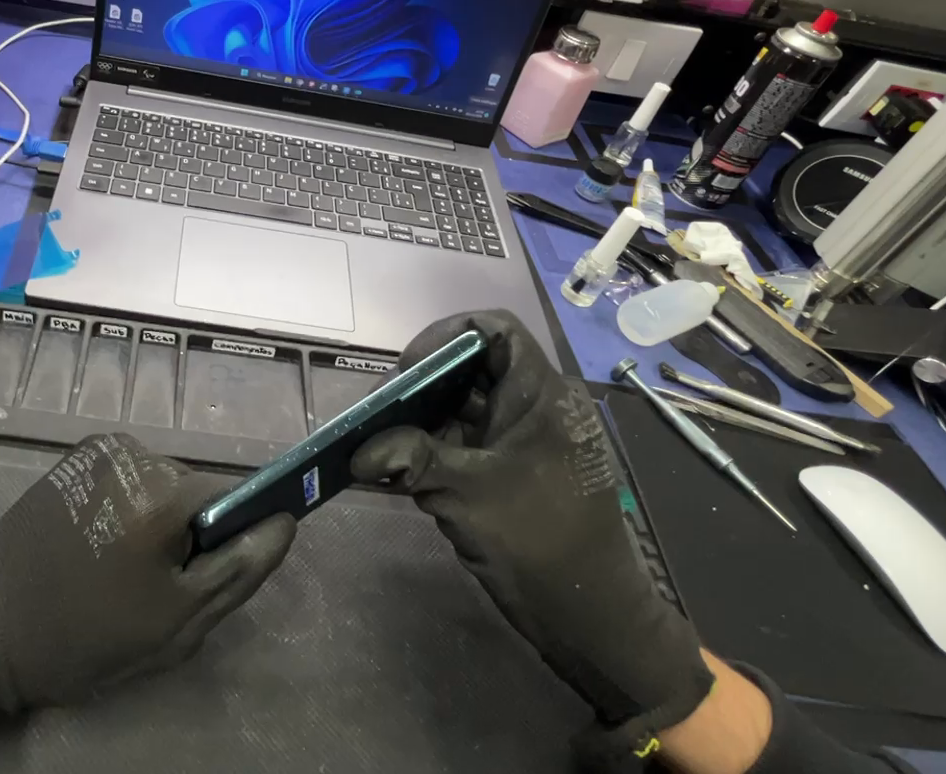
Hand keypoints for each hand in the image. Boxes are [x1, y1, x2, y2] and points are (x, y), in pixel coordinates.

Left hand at [0, 433, 295, 714]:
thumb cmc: (91, 634)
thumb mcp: (180, 620)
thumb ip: (242, 566)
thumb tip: (283, 520)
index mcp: (164, 493)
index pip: (233, 498)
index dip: (226, 539)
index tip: (201, 576)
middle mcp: (136, 453)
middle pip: (193, 489)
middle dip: (187, 529)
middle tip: (152, 583)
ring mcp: (101, 448)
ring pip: (160, 482)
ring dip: (156, 516)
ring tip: (119, 564)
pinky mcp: (76, 454)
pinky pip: (127, 476)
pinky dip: (126, 504)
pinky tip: (97, 541)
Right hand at [351, 310, 713, 744]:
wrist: (589, 616)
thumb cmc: (537, 538)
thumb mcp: (467, 492)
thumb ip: (410, 458)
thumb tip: (356, 451)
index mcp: (540, 394)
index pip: (494, 329)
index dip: (446, 334)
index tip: (407, 369)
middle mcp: (532, 407)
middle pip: (470, 368)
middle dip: (422, 383)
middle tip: (381, 408)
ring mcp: (521, 441)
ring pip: (463, 407)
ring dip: (421, 420)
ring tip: (378, 438)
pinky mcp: (509, 471)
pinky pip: (465, 443)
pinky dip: (431, 449)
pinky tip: (395, 467)